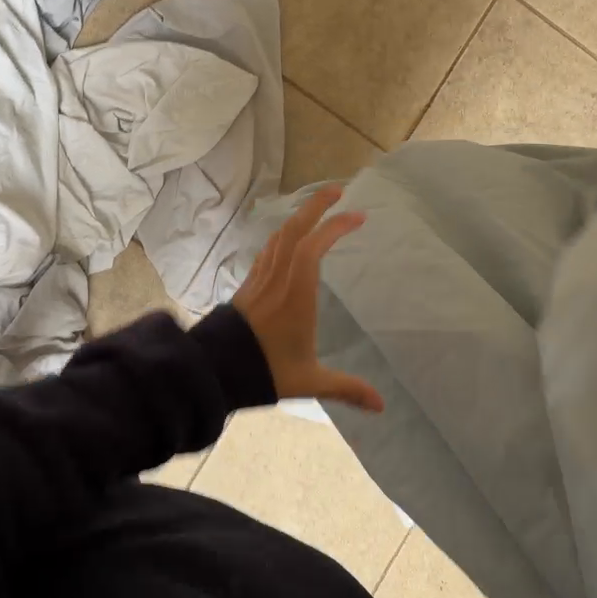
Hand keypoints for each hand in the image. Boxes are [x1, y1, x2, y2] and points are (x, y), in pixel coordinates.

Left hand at [231, 185, 383, 412]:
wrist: (215, 370)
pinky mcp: (247, 287)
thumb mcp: (308, 381)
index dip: (334, 228)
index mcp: (294, 295)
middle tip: (338, 191)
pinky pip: (266, 252)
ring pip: (277, 238)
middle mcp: (275, 280)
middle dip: (315, 206)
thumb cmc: (264, 371)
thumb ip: (345, 388)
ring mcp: (258, 281)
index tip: (357, 216)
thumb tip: (381, 406)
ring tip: (316, 209)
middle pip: (293, 231)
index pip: (313, 248)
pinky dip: (282, 238)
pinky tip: (286, 241)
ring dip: (298, 218)